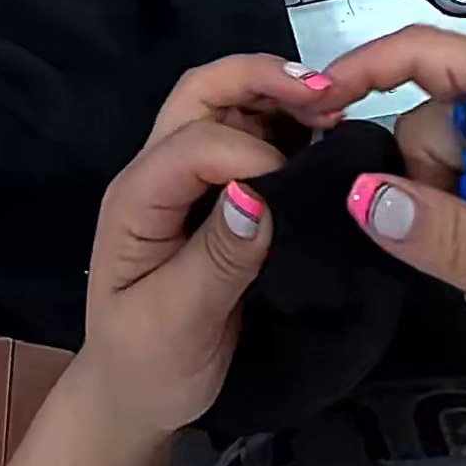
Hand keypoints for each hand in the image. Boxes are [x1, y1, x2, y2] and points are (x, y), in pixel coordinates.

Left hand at [3, 55, 336, 465]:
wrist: (138, 387)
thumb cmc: (148, 361)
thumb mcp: (175, 324)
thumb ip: (217, 259)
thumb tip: (257, 195)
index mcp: (137, 197)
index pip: (192, 145)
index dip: (248, 155)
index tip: (294, 188)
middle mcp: (157, 167)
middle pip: (201, 92)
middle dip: (257, 78)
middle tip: (320, 90)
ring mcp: (186, 170)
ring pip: (227, 101)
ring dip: (276, 91)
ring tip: (328, 105)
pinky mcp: (215, 181)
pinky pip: (250, 130)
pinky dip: (286, 119)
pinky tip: (319, 130)